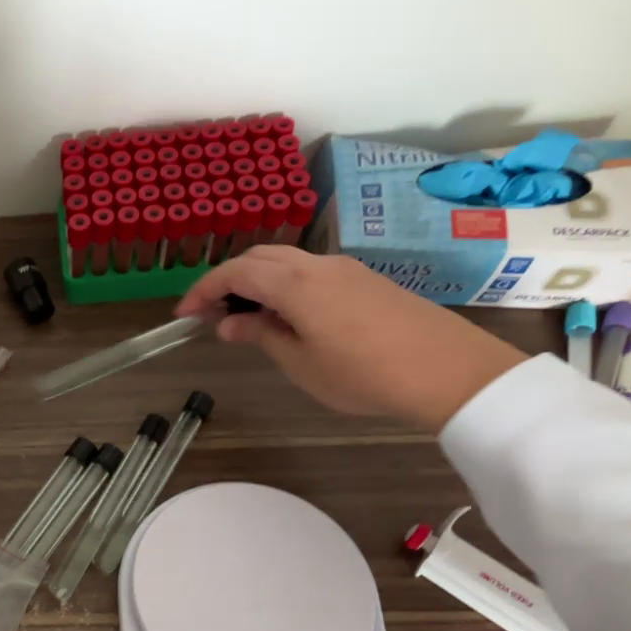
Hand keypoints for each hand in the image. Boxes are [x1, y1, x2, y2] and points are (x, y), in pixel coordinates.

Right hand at [175, 246, 527, 431]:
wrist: (446, 370)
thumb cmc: (363, 373)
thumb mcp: (300, 362)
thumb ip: (260, 335)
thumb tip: (228, 323)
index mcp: (295, 283)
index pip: (235, 272)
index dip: (203, 290)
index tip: (183, 315)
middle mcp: (317, 264)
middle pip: (259, 258)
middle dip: (227, 280)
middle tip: (209, 314)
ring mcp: (345, 269)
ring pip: (286, 261)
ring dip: (256, 281)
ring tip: (243, 319)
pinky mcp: (364, 280)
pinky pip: (309, 271)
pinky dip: (283, 285)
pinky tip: (284, 316)